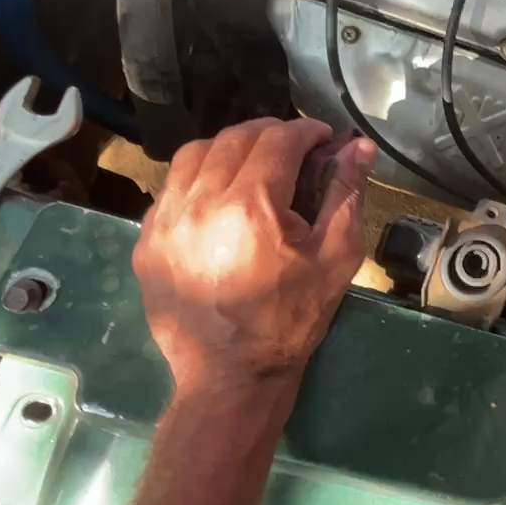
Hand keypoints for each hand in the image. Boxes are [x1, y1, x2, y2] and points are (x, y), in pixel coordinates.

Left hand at [133, 118, 376, 396]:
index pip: (278, 140)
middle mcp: (201, 203)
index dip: (306, 130)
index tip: (325, 138)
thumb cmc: (293, 315)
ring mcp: (166, 222)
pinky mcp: (146, 242)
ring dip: (231, 148)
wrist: (231, 374)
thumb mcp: (337, 254)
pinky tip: (221, 196)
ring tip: (255, 165)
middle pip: (235, 138)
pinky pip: (171, 187)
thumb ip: (346, 193)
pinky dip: (199, 176)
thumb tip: (359, 145)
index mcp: (252, 206)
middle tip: (297, 149)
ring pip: (195, 154)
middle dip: (272, 134)